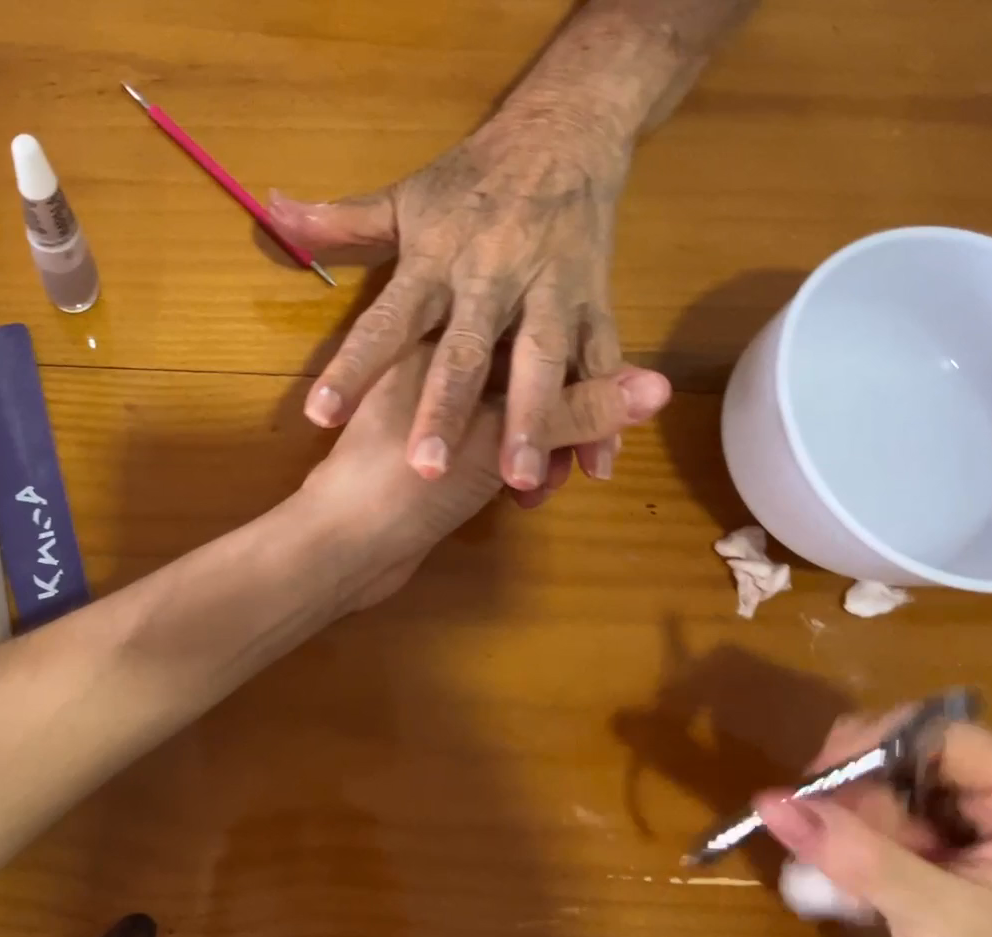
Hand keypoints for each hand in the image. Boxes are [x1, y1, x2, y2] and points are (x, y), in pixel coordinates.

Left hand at [270, 106, 669, 494]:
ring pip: (542, 361)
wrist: (567, 129)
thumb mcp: (406, 198)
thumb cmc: (472, 178)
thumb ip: (343, 222)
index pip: (384, 321)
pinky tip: (595, 467)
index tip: (320, 416)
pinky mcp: (595, 300)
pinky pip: (601, 361)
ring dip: (534, 423)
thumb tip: (273, 211)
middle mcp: (491, 279)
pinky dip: (602, 415)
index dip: (352, 367)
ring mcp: (549, 290)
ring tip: (521, 483)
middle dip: (447, 411)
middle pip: (467, 352)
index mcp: (434, 262)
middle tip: (426, 472)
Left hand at [298, 343, 666, 609]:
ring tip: (561, 482)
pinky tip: (532, 498)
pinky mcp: (430, 455)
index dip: (573, 363)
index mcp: (441, 340)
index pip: (519, 332)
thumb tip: (657, 386)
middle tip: (586, 446)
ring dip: (536, 450)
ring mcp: (428, 411)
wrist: (333, 550)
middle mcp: (433, 366)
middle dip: (551, 416)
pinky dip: (512, 472)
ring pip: (504, 416)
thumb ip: (573, 410)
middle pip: (515, 375)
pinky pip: (486, 451)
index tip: (609, 392)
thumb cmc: (401, 481)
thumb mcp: (497, 442)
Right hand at [756, 712, 991, 936]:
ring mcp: (988, 810)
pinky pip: (885, 809)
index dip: (868, 751)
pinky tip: (857, 880)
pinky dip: (857, 838)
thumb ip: (857, 857)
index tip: (811, 790)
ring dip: (851, 824)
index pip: (939, 737)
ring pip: (886, 781)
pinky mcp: (958, 833)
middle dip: (857, 798)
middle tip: (830, 848)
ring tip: (846, 880)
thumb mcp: (941, 922)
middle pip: (906, 754)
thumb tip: (767, 802)